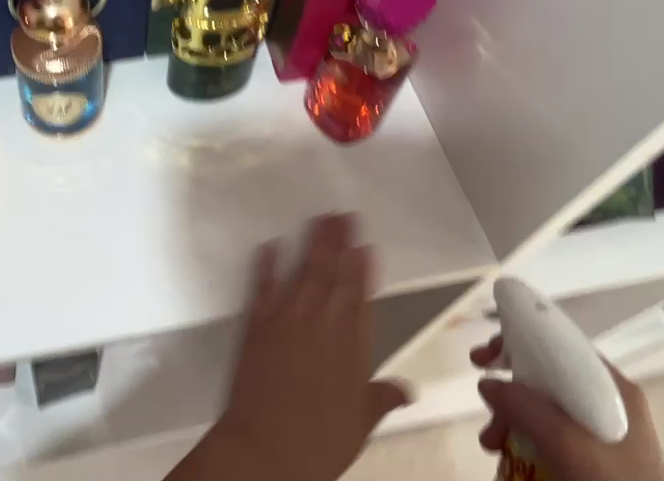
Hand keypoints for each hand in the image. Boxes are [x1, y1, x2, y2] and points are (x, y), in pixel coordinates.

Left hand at [169, 215, 410, 480]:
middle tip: (343, 214)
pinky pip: (263, 285)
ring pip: (304, 271)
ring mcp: (288, 318)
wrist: (266, 449)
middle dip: (339, 242)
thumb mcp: (360, 423)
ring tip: (320, 218)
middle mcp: (323, 323)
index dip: (363, 268)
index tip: (365, 244)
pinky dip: (267, 264)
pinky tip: (271, 244)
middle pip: (333, 274)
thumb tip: (406, 390)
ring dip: (312, 243)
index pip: (360, 297)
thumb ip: (380, 398)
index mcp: (353, 346)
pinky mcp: (257, 322)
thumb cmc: (320, 441)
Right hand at [471, 335, 663, 480]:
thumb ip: (524, 407)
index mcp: (613, 388)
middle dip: (509, 388)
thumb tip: (487, 383)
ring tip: (491, 443)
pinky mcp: (596, 457)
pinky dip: (525, 438)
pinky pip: (552, 433)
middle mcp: (610, 402)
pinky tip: (507, 453)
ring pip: (545, 407)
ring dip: (511, 418)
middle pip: (547, 376)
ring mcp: (604, 432)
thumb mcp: (566, 445)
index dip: (518, 342)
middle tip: (483, 398)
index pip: (559, 343)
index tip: (486, 357)